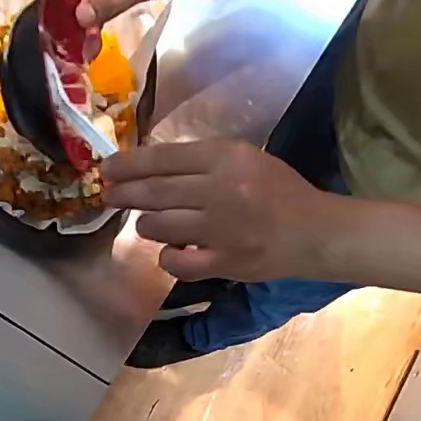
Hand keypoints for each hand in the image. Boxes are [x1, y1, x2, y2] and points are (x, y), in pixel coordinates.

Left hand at [104, 140, 346, 281]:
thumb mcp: (246, 159)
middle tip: (108, 196)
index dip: (128, 165)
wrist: (313, 233)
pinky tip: (173, 252)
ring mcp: (220, 230)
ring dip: (146, 225)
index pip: (163, 158)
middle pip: (155, 192)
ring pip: (159, 226)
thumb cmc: (280, 192)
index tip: (107, 169)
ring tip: (148, 224)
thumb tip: (153, 170)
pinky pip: (176, 263)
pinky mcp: (223, 263)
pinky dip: (167, 257)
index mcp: (226, 158)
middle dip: (124, 194)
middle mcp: (220, 190)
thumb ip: (204, 162)